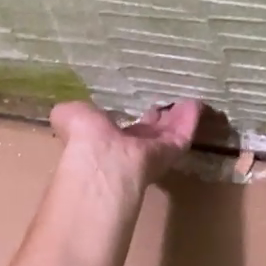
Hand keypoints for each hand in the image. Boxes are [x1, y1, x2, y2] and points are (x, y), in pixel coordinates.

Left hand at [51, 100, 204, 189]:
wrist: (105, 163)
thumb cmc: (83, 137)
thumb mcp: (68, 115)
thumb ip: (72, 112)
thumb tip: (69, 111)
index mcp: (107, 142)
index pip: (123, 131)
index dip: (132, 120)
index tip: (141, 108)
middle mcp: (131, 149)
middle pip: (150, 133)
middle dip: (159, 120)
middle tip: (168, 106)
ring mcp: (153, 152)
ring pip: (169, 133)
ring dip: (178, 117)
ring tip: (189, 102)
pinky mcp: (172, 151)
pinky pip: (183, 133)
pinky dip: (191, 118)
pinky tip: (198, 103)